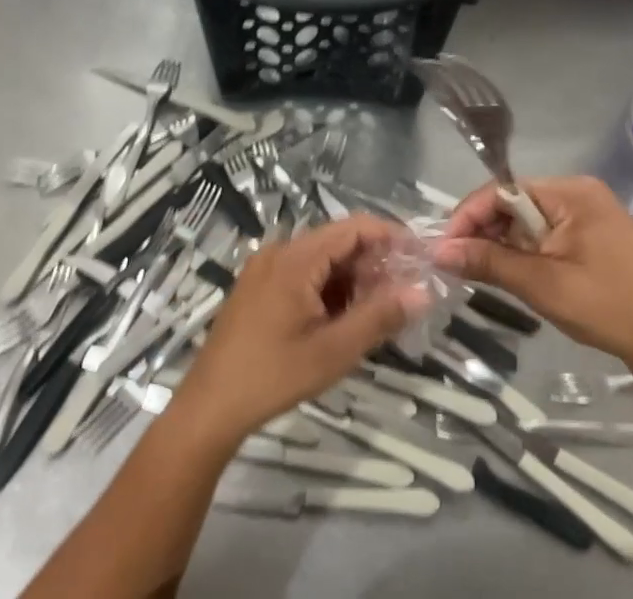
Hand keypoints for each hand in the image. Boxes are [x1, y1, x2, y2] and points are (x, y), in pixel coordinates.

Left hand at [170, 215, 429, 444]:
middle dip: (374, 264)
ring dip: (352, 280)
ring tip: (378, 313)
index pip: (353, 227)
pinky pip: (302, 275)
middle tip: (404, 295)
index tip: (421, 258)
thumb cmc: (274, 375)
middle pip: (337, 242)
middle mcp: (277, 253)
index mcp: (295, 258)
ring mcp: (263, 270)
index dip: (391, 236)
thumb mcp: (335, 350)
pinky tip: (343, 320)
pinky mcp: (256, 289)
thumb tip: (422, 292)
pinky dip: (328, 290)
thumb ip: (380, 316)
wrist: (211, 405)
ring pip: (320, 261)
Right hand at [434, 176, 632, 370]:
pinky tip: (511, 274)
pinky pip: (544, 234)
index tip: (443, 248)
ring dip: (502, 244)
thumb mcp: (542, 284)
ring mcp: (588, 213)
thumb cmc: (607, 307)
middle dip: (483, 231)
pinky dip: (523, 252)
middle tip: (457, 265)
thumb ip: (489, 262)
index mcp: (572, 192)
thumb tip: (438, 251)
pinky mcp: (591, 236)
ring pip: (526, 220)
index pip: (503, 190)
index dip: (469, 216)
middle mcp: (579, 193)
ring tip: (480, 273)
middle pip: (513, 202)